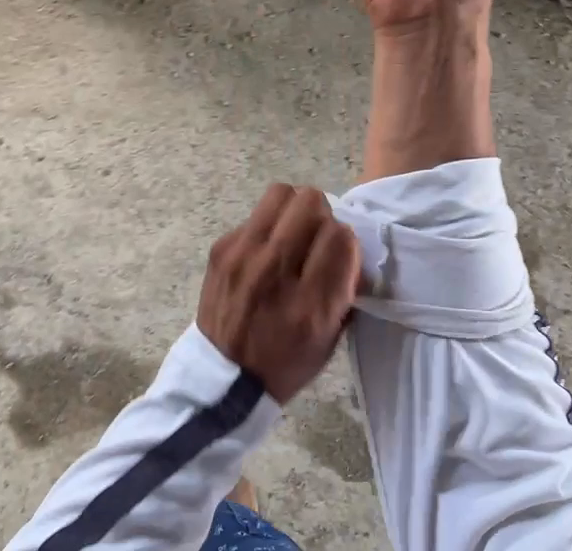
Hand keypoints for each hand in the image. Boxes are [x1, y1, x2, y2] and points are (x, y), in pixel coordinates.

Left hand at [197, 184, 360, 403]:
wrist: (223, 377)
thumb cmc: (285, 361)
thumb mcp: (329, 337)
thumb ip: (345, 287)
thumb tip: (350, 244)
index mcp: (309, 302)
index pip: (340, 236)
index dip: (346, 241)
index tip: (340, 255)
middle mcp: (275, 270)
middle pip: (311, 202)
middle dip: (322, 217)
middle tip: (316, 239)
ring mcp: (243, 254)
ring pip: (280, 194)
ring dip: (294, 210)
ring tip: (292, 236)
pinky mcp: (221, 247)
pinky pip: (255, 215)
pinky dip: (267, 227)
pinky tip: (264, 252)